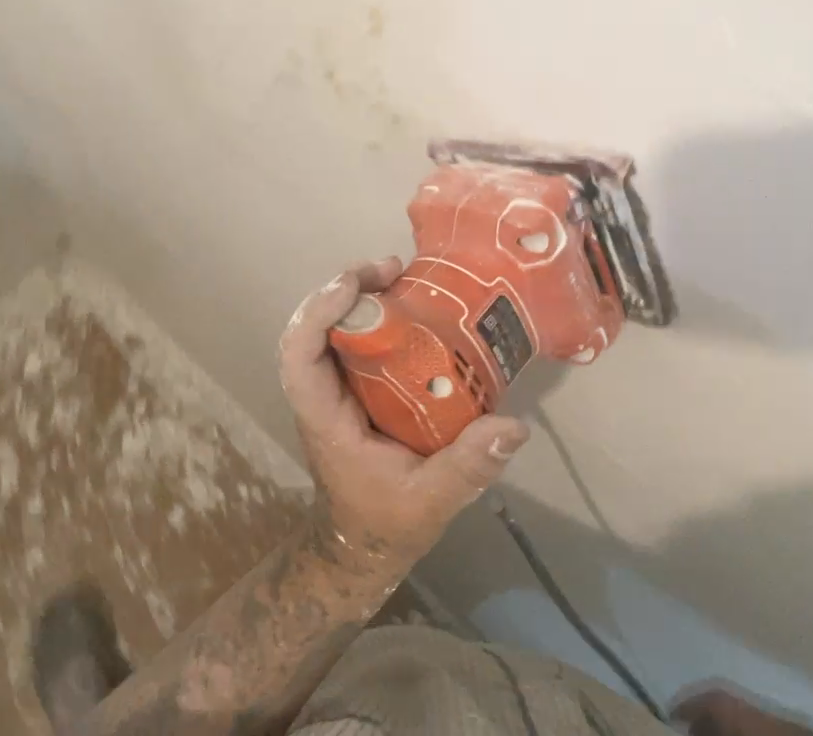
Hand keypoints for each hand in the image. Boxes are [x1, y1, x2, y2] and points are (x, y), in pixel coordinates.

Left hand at [278, 258, 531, 566]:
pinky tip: (412, 306)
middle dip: (345, 290)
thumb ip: (467, 468)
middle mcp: (324, 395)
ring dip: (360, 297)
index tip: (353, 286)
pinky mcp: (357, 390)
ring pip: (333, 330)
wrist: (365, 543)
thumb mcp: (430, 501)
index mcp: (325, 419)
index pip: (299, 357)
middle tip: (391, 269)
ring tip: (400, 274)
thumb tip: (513, 428)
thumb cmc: (385, 523)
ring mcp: (338, 390)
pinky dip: (376, 317)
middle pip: (314, 329)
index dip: (316, 314)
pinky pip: (357, 343)